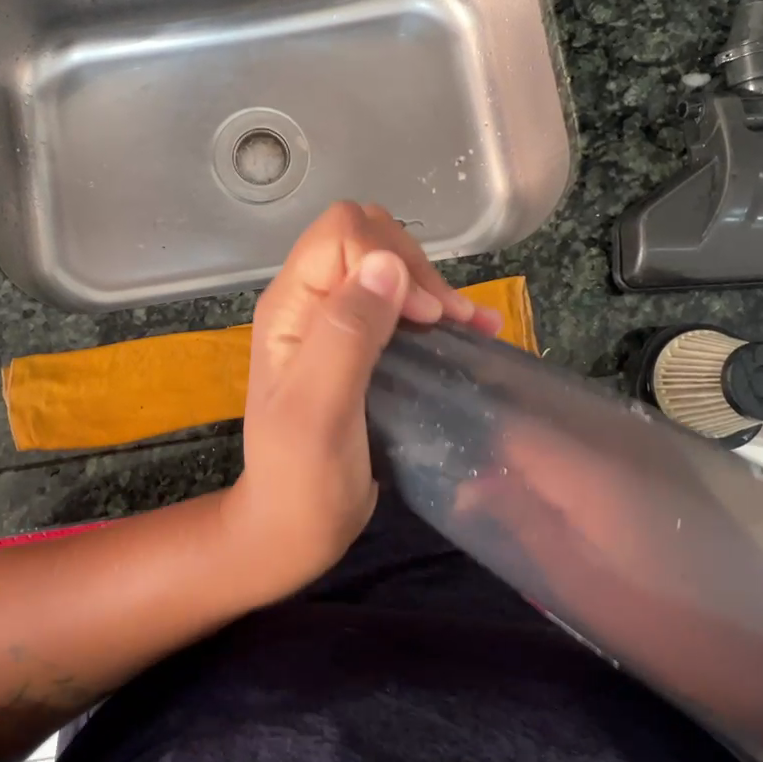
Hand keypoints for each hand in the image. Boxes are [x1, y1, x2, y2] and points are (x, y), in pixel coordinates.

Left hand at [221, 202, 501, 596]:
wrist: (293, 528)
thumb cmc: (302, 477)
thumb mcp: (320, 410)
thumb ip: (347, 335)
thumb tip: (386, 264)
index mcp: (290, 305)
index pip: (342, 233)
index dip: (391, 258)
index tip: (424, 315)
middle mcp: (308, 303)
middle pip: (367, 239)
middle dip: (416, 267)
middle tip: (450, 321)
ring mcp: (332, 324)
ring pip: (386, 268)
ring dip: (432, 286)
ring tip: (470, 327)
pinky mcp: (358, 347)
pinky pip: (398, 303)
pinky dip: (436, 308)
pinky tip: (472, 331)